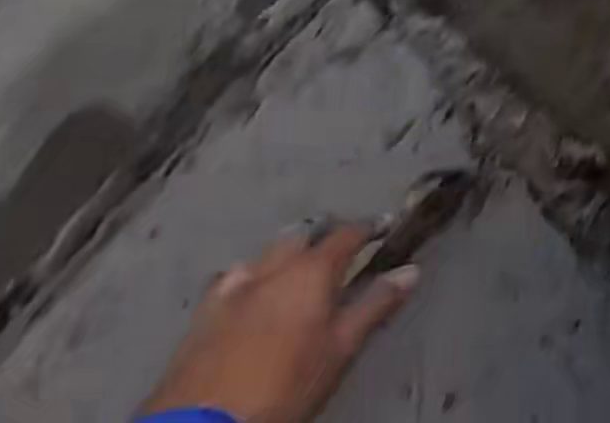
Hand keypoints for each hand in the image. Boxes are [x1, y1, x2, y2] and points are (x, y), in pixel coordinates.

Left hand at [139, 224, 417, 422]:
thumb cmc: (287, 383)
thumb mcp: (342, 346)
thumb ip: (376, 304)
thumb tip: (410, 270)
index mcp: (311, 271)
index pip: (348, 234)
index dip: (371, 226)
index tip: (387, 225)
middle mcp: (271, 272)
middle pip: (299, 235)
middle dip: (322, 232)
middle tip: (339, 243)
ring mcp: (229, 296)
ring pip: (260, 257)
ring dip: (281, 255)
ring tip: (294, 265)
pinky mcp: (198, 323)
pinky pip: (227, 285)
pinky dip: (247, 280)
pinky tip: (250, 295)